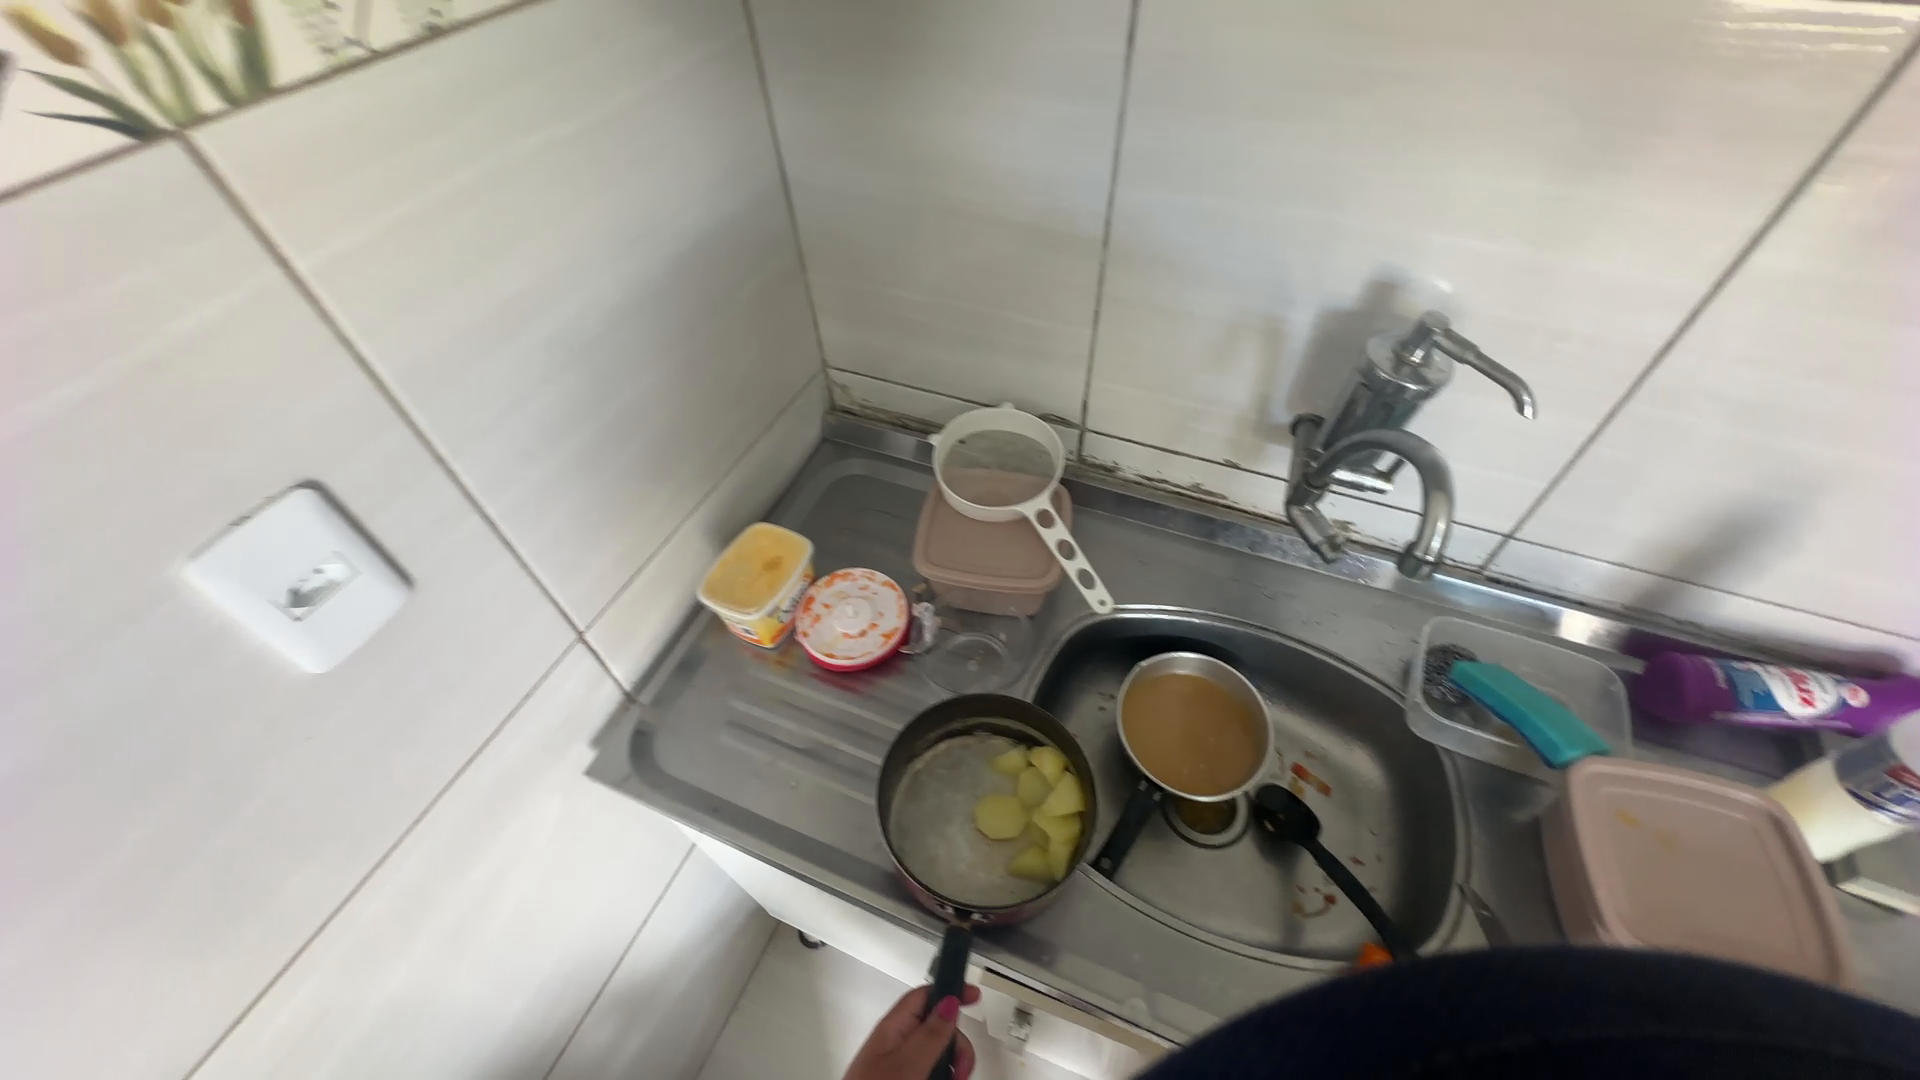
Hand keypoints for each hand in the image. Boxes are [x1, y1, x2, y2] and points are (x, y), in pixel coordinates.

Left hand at [842, 983, 982, 1079]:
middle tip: (960, 1069)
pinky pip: (931, 1071)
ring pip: (938, 1053)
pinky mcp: (905, 1079)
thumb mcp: (908, 1063)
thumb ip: (930, 1033)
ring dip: (952, 1066)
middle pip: (938, 1027)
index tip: (974, 995)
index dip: (951, 991)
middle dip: (956, 1045)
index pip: (926, 994)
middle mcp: (898, 1042)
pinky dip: (943, 1076)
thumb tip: (950, 1000)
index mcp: (895, 1027)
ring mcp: (901, 1063)